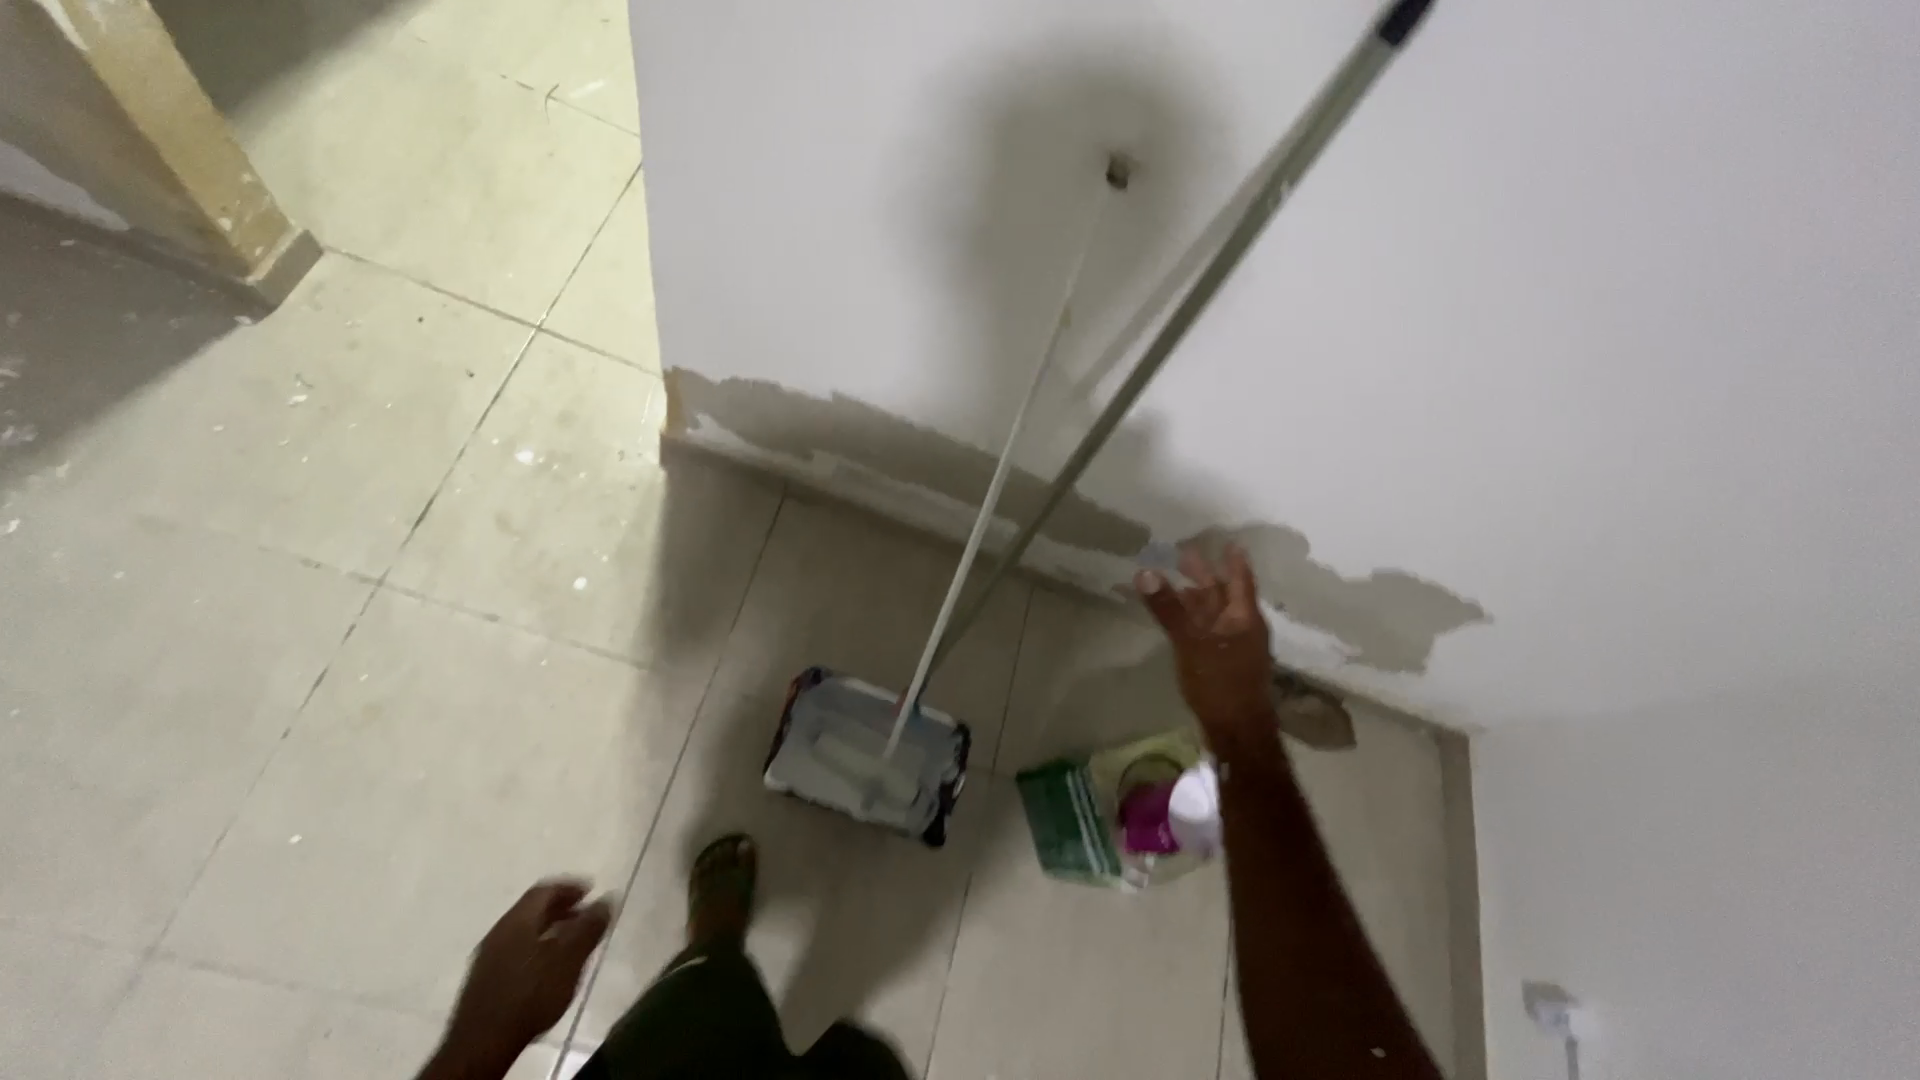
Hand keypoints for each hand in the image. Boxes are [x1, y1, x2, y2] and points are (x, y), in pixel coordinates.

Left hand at [442, 879, 612, 1065]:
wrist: (482, 1046)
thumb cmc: (531, 995)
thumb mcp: (570, 959)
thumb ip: (589, 927)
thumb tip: (607, 900)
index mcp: (517, 921)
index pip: (544, 890)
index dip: (569, 887)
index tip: (591, 891)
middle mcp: (498, 933)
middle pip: (532, 910)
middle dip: (561, 908)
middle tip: (585, 915)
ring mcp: (487, 958)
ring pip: (523, 932)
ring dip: (549, 930)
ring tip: (572, 943)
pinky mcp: (484, 981)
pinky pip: (515, 951)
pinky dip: (536, 948)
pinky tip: (549, 968)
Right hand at [1136, 544, 1276, 753]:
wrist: (1238, 732)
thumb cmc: (1219, 683)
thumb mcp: (1191, 642)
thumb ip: (1169, 608)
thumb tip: (1146, 571)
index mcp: (1244, 618)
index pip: (1239, 580)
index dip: (1232, 561)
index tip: (1226, 542)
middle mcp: (1245, 629)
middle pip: (1224, 596)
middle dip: (1205, 577)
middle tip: (1184, 557)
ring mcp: (1237, 649)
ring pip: (1216, 616)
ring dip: (1198, 600)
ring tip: (1177, 585)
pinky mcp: (1226, 666)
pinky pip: (1210, 633)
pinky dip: (1196, 621)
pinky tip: (1181, 624)